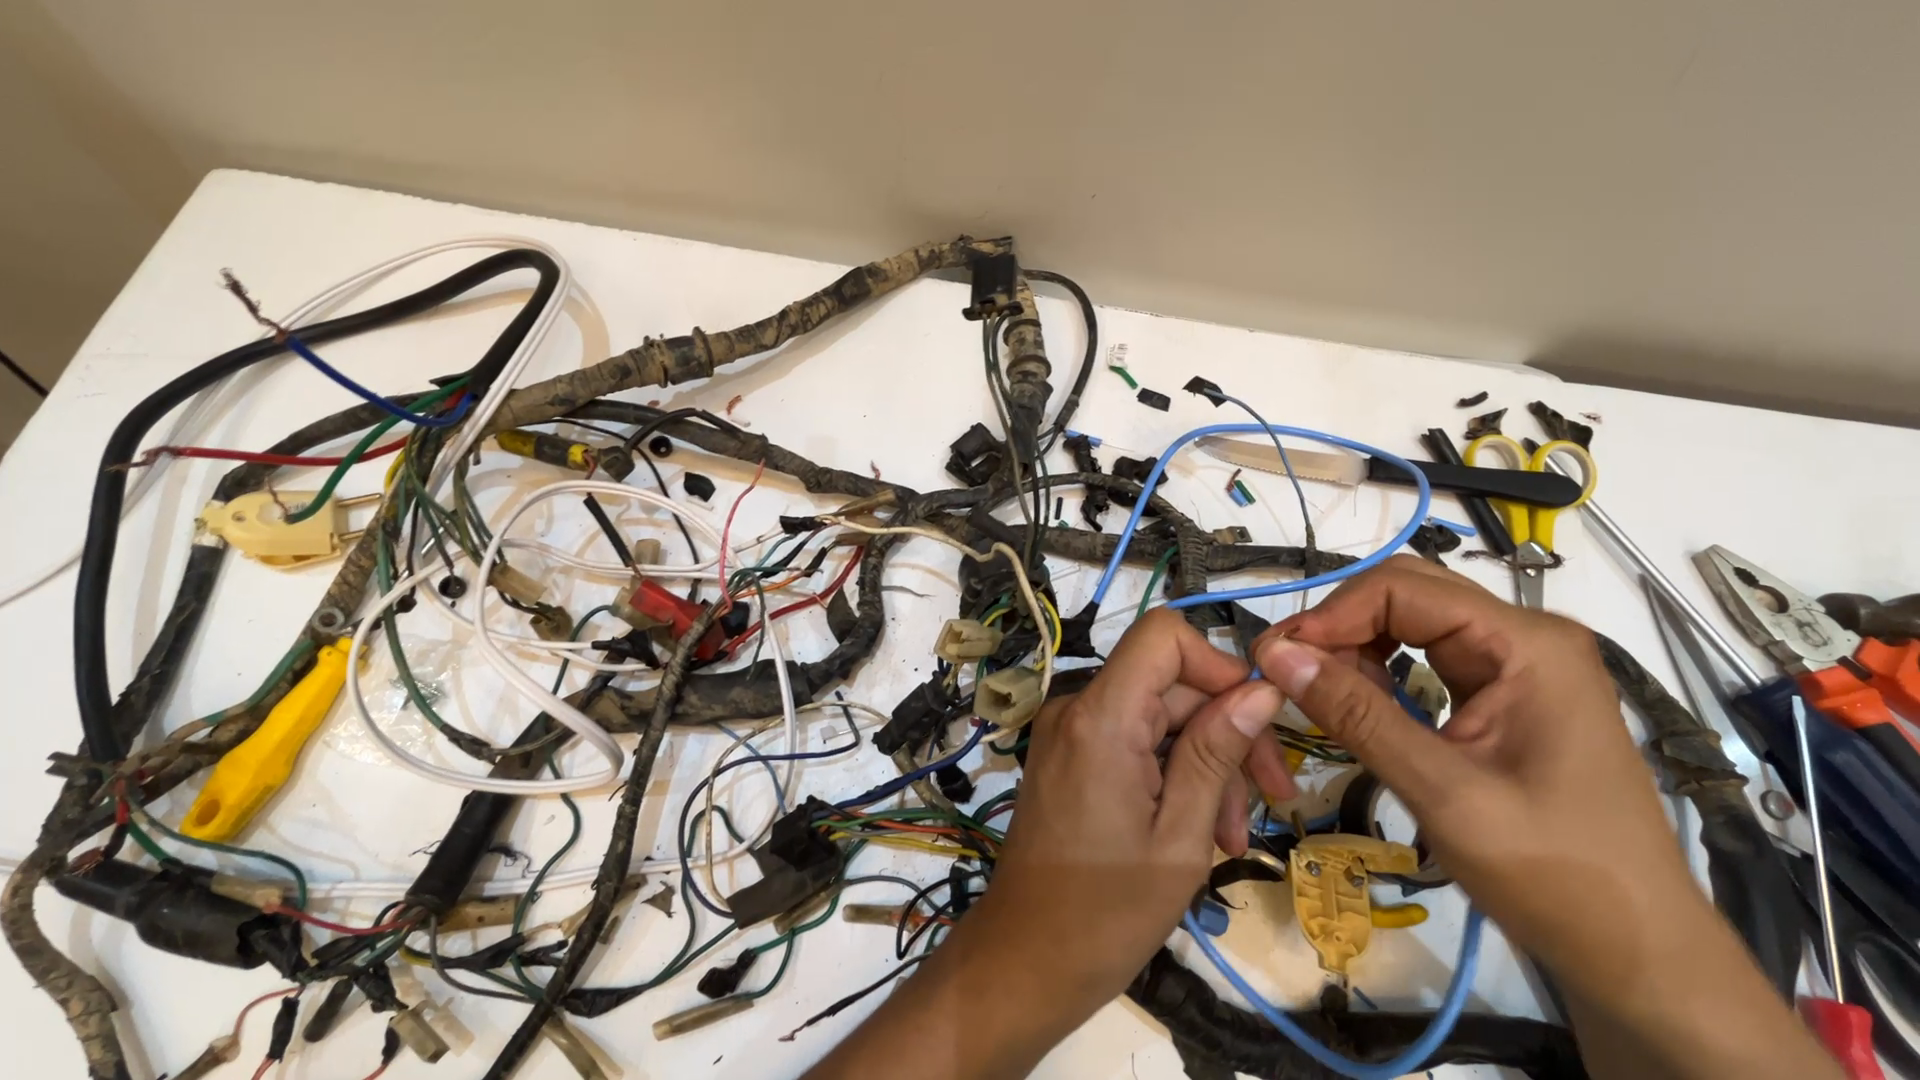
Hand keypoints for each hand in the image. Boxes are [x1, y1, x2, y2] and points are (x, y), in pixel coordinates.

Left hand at [974, 606, 1294, 1005]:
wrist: (1027, 959)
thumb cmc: (1108, 912)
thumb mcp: (1180, 835)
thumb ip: (1217, 752)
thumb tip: (1262, 689)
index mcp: (1100, 718)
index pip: (1162, 636)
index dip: (1217, 666)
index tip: (1258, 721)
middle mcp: (1076, 709)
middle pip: (1169, 684)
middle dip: (1226, 733)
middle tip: (1270, 801)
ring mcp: (1068, 733)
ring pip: (1158, 717)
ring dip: (1204, 764)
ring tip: (1231, 836)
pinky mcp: (1069, 757)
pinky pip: (1132, 741)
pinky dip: (1170, 774)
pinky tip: (1200, 830)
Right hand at [1250, 556, 1838, 1079]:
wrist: (1638, 950)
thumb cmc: (1552, 872)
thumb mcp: (1443, 793)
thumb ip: (1358, 716)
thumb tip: (1274, 654)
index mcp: (1526, 643)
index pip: (1401, 588)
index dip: (1330, 616)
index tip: (1274, 661)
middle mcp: (1525, 637)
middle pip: (1407, 594)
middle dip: (1339, 625)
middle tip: (1286, 673)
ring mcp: (1519, 665)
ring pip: (1413, 622)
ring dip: (1356, 647)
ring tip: (1315, 693)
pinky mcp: (1507, 695)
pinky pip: (1428, 658)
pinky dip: (1381, 671)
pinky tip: (1356, 705)